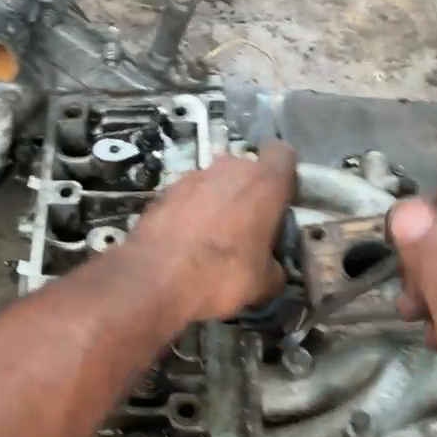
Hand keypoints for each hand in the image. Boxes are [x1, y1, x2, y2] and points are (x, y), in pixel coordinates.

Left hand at [128, 140, 296, 322]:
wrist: (154, 279)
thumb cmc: (220, 275)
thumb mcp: (262, 283)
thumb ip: (273, 266)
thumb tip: (271, 268)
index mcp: (264, 184)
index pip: (282, 154)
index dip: (282, 172)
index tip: (280, 194)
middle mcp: (229, 169)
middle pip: (245, 169)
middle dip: (247, 191)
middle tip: (246, 225)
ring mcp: (192, 178)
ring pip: (213, 182)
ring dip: (216, 200)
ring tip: (211, 235)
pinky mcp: (163, 192)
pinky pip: (186, 197)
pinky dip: (188, 211)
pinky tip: (184, 239)